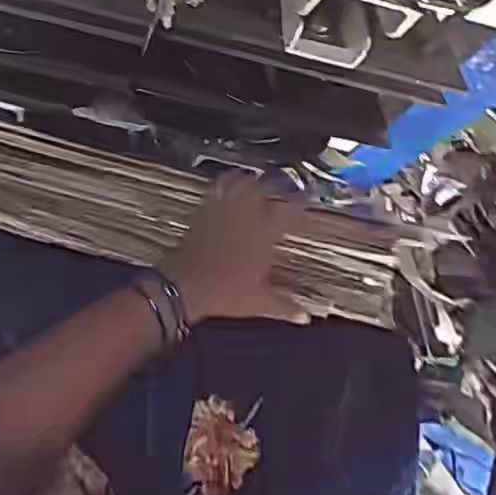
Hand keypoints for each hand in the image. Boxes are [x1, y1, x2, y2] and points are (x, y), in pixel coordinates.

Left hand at [158, 172, 308, 323]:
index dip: (299, 208)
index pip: (286, 212)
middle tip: (283, 187)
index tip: (307, 207)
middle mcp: (244, 216)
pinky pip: (217, 187)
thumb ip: (284, 307)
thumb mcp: (259, 303)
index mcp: (263, 235)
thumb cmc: (227, 293)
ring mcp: (222, 210)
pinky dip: (226, 181)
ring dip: (250, 179)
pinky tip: (228, 182)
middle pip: (263, 189)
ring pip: (239, 183)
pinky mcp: (204, 210)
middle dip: (275, 185)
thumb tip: (304, 317)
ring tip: (257, 178)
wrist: (188, 284)